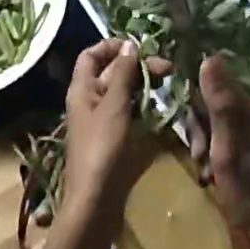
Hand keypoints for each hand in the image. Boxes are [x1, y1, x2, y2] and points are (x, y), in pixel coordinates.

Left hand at [61, 38, 170, 219]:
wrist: (95, 203)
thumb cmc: (101, 149)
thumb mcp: (114, 106)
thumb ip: (122, 74)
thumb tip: (129, 45)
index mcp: (82, 88)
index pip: (91, 55)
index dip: (111, 46)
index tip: (139, 47)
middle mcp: (88, 100)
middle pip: (110, 72)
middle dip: (136, 66)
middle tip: (167, 69)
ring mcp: (101, 121)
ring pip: (121, 93)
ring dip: (142, 86)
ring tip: (167, 84)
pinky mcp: (112, 139)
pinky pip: (127, 114)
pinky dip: (143, 107)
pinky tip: (161, 109)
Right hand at [191, 54, 249, 246]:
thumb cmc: (247, 185)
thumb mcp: (226, 142)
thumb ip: (219, 102)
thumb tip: (209, 57)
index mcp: (244, 106)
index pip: (209, 78)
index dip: (190, 90)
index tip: (181, 111)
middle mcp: (244, 113)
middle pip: (204, 103)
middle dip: (194, 126)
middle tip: (199, 151)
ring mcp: (242, 133)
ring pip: (205, 124)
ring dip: (199, 144)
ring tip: (205, 168)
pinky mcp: (239, 150)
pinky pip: (212, 141)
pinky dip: (206, 156)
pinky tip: (210, 174)